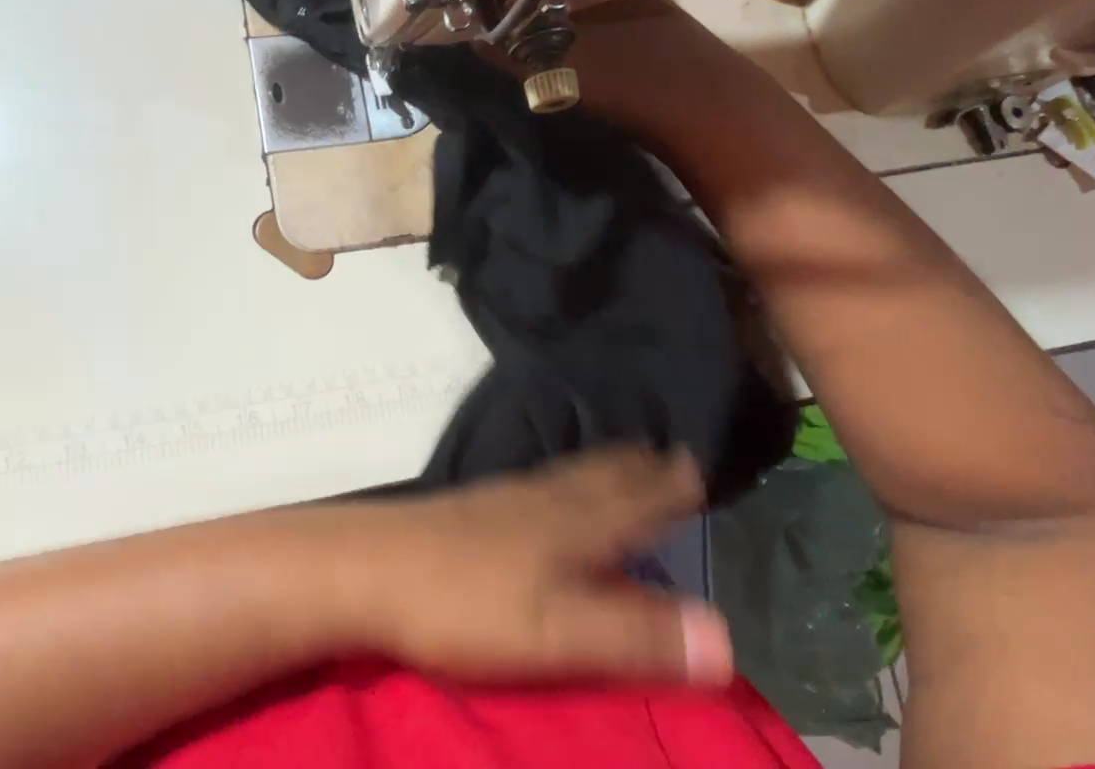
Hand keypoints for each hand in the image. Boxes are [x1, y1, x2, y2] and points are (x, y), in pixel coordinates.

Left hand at [339, 447, 731, 685]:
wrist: (366, 569)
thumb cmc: (466, 603)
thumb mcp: (558, 633)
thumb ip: (636, 636)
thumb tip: (728, 640)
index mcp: (576, 525)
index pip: (639, 499)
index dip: (672, 487)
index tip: (701, 465)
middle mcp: (546, 500)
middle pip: (604, 476)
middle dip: (641, 467)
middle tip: (668, 454)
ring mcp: (503, 500)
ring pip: (569, 474)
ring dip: (604, 467)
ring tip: (620, 462)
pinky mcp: (471, 509)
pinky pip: (537, 483)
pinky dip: (563, 478)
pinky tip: (544, 492)